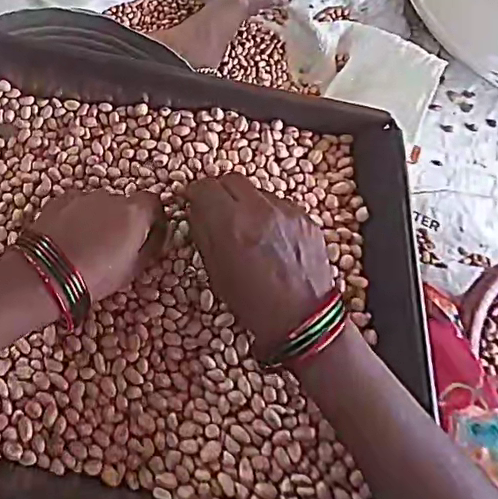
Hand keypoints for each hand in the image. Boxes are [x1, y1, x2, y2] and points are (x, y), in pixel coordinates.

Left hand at [28, 189, 164, 299]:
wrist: (49, 271)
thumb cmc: (97, 275)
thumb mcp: (133, 269)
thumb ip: (148, 247)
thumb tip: (153, 238)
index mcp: (134, 212)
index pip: (153, 204)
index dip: (153, 219)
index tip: (149, 236)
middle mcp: (109, 197)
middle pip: (124, 204)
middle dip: (123, 220)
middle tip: (115, 246)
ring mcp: (82, 196)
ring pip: (98, 204)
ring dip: (98, 218)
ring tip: (88, 244)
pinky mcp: (58, 200)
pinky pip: (75, 206)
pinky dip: (76, 217)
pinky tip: (70, 237)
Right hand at [184, 173, 336, 362]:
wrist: (303, 319)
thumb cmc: (252, 302)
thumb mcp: (214, 269)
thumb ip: (202, 231)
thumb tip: (195, 209)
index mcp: (231, 225)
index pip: (204, 186)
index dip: (194, 192)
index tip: (192, 199)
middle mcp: (260, 211)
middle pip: (230, 179)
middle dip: (218, 191)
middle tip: (215, 208)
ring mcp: (287, 212)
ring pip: (255, 190)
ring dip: (244, 201)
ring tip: (243, 226)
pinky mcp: (306, 218)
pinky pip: (278, 204)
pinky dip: (266, 212)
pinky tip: (266, 235)